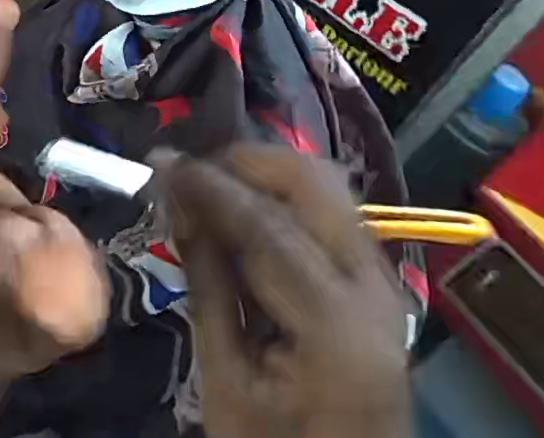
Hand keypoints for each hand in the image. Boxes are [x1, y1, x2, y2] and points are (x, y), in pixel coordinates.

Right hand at [157, 145, 411, 437]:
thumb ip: (204, 280)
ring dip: (259, 173)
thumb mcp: (224, 381)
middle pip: (310, 181)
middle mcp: (374, 287)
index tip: (159, 162)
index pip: (265, 226)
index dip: (207, 186)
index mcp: (337, 328)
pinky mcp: (375, 276)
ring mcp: (383, 278)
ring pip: (321, 183)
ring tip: (207, 188)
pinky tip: (237, 210)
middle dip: (242, 162)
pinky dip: (276, 194)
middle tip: (187, 173)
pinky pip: (323, 207)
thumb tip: (173, 198)